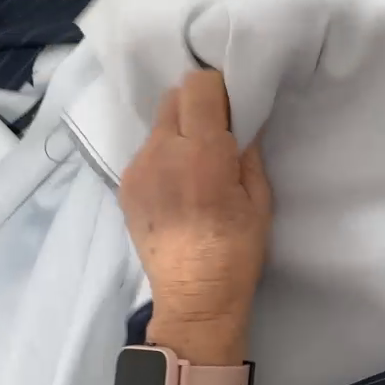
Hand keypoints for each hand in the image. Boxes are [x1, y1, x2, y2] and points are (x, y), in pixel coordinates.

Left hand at [120, 70, 272, 364]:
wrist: (194, 298)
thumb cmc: (238, 252)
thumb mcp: (260, 200)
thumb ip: (247, 154)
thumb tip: (241, 123)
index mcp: (202, 154)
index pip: (198, 86)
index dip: (218, 89)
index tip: (232, 108)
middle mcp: (163, 152)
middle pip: (174, 97)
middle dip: (198, 106)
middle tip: (217, 133)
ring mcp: (137, 169)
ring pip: (158, 124)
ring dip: (180, 131)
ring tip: (196, 165)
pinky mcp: (125, 185)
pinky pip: (147, 152)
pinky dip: (165, 155)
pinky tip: (179, 186)